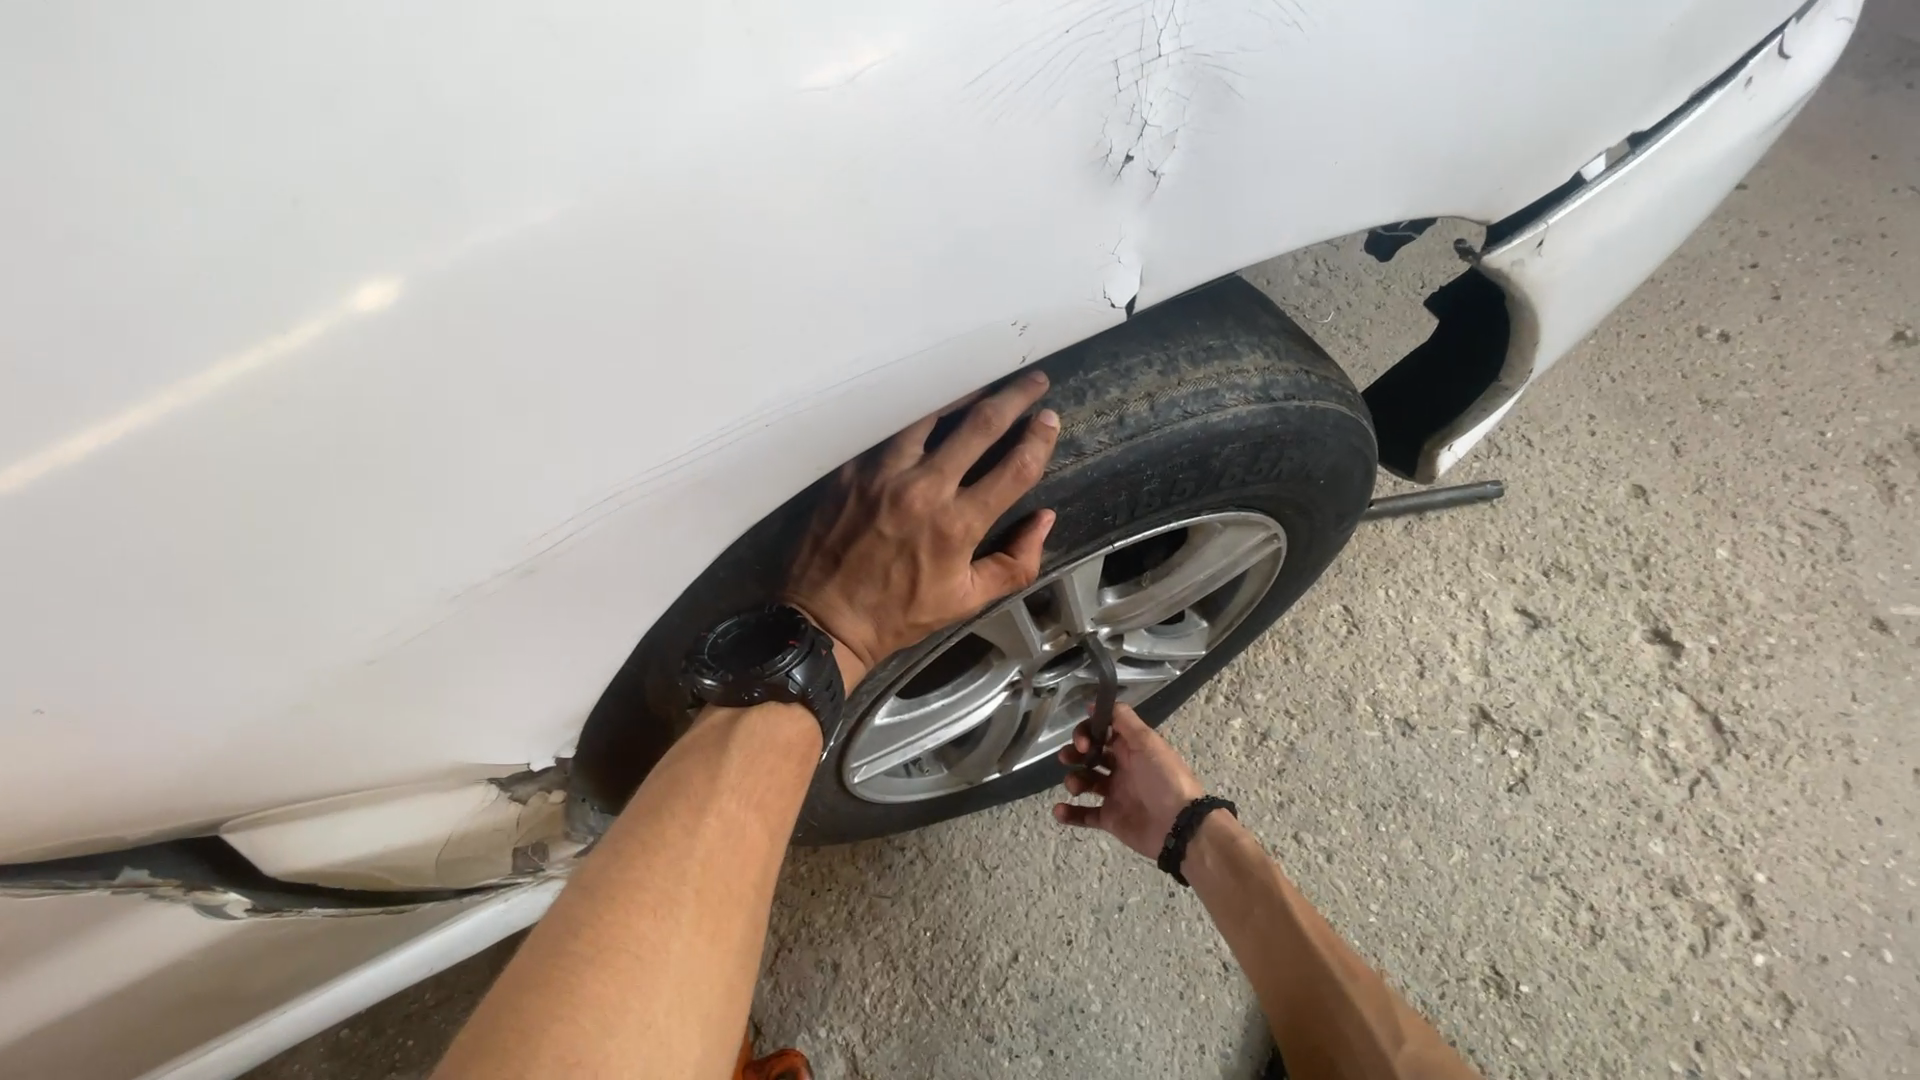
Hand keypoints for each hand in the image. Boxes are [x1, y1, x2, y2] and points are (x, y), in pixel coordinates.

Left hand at [784, 372, 1059, 670]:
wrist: (824, 619)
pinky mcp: (851, 468)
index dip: (1039, 438)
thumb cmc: (900, 614)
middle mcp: (924, 489)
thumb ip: (1015, 562)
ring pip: (931, 414)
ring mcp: (883, 472)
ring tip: (984, 383)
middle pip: (981, 425)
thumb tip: (1044, 519)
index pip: (1014, 468)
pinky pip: (889, 429)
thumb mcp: (967, 600)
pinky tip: (928, 408)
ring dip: (965, 393)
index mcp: (957, 524)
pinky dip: (915, 415)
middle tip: (1033, 381)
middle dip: (1015, 397)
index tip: (1050, 419)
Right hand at [1052, 703, 1205, 859]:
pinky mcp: (1110, 819)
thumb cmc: (1164, 778)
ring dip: (1073, 780)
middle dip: (1075, 753)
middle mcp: (1122, 768)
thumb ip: (1123, 719)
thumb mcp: (1147, 742)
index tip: (1082, 740)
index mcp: (1131, 748)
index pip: (1102, 732)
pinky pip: (1085, 815)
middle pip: (1090, 755)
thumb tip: (1095, 703)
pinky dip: (1070, 813)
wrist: (1180, 825)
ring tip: (1075, 786)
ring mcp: (1115, 794)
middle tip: (1068, 757)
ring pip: (1085, 782)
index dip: (1088, 732)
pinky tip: (1059, 810)